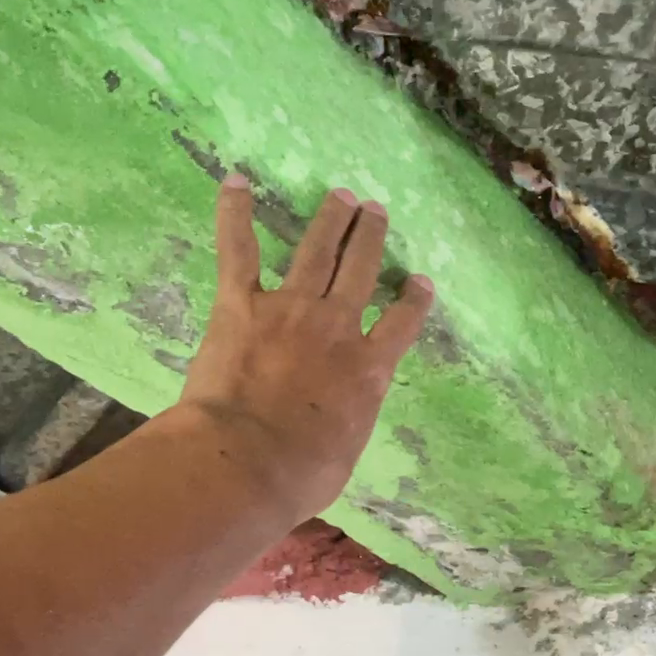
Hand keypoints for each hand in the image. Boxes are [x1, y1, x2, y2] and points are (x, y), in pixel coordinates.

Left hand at [172, 174, 434, 526]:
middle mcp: (337, 327)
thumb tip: (335, 424)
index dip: (414, 300)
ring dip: (331, 220)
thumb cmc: (300, 474)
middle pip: (361, 271)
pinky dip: (236, 214)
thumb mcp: (342, 456)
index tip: (420, 281)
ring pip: (317, 251)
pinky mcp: (242, 305)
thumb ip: (345, 424)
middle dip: (371, 238)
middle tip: (375, 211)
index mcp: (368, 368)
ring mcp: (290, 309)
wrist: (248, 462)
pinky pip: (239, 250)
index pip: (401, 324)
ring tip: (341, 196)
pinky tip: (236, 180)